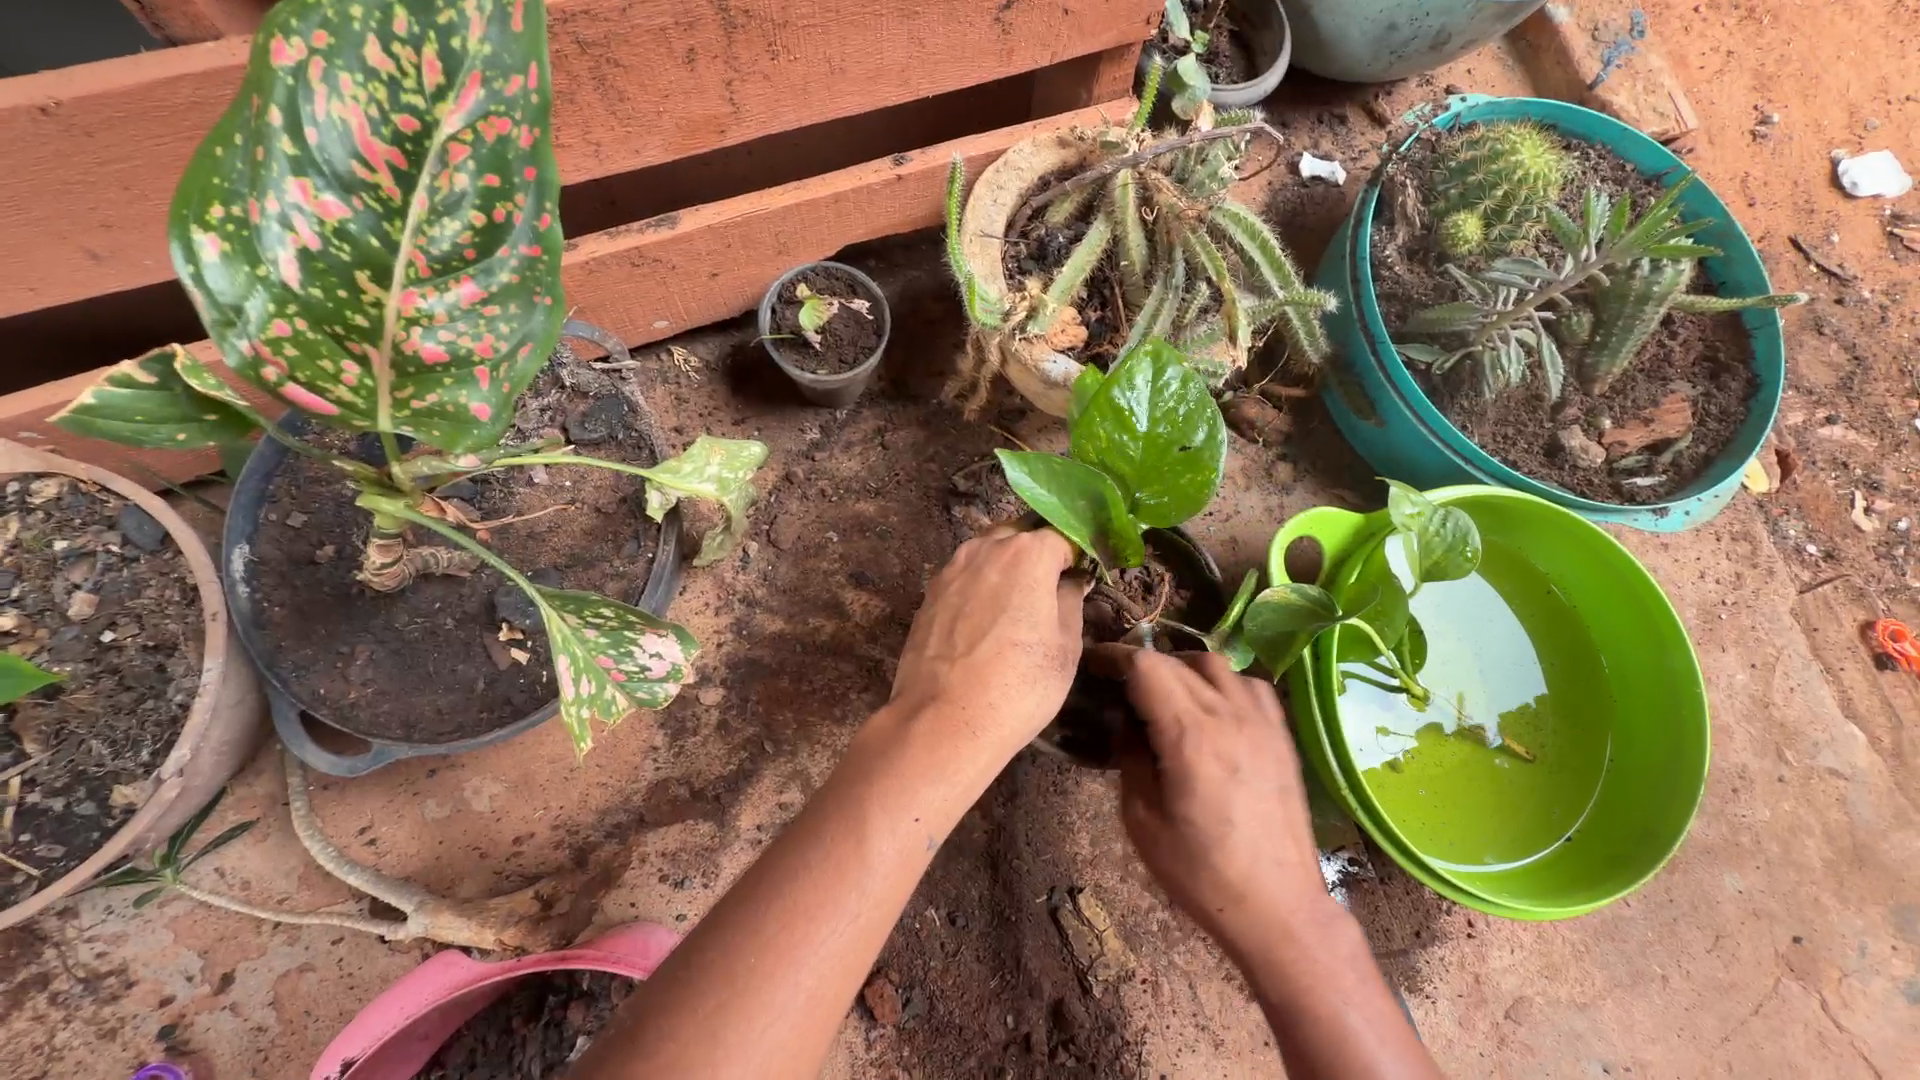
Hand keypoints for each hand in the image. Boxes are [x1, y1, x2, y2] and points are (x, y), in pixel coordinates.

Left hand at [889, 525, 1085, 747]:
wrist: (943, 719)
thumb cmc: (1019, 684)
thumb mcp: (1065, 647)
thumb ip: (1070, 602)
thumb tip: (1070, 582)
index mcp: (1027, 553)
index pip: (1061, 537)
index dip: (1075, 556)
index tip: (1083, 579)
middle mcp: (985, 549)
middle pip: (1018, 537)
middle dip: (1037, 555)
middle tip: (1050, 590)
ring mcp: (951, 570)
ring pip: (986, 554)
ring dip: (1005, 569)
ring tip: (1017, 607)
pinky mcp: (928, 595)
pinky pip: (963, 579)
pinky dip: (979, 589)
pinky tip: (985, 622)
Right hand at [1109, 649, 1329, 950]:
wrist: (1278, 907)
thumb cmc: (1201, 873)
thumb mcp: (1142, 820)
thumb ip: (1131, 759)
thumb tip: (1127, 723)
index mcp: (1190, 735)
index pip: (1147, 667)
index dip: (1115, 658)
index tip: (1094, 665)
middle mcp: (1229, 715)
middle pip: (1177, 661)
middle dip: (1142, 665)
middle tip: (1119, 685)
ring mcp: (1262, 723)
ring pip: (1216, 664)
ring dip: (1182, 667)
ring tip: (1164, 694)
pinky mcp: (1282, 737)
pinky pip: (1249, 685)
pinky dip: (1222, 682)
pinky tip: (1211, 708)